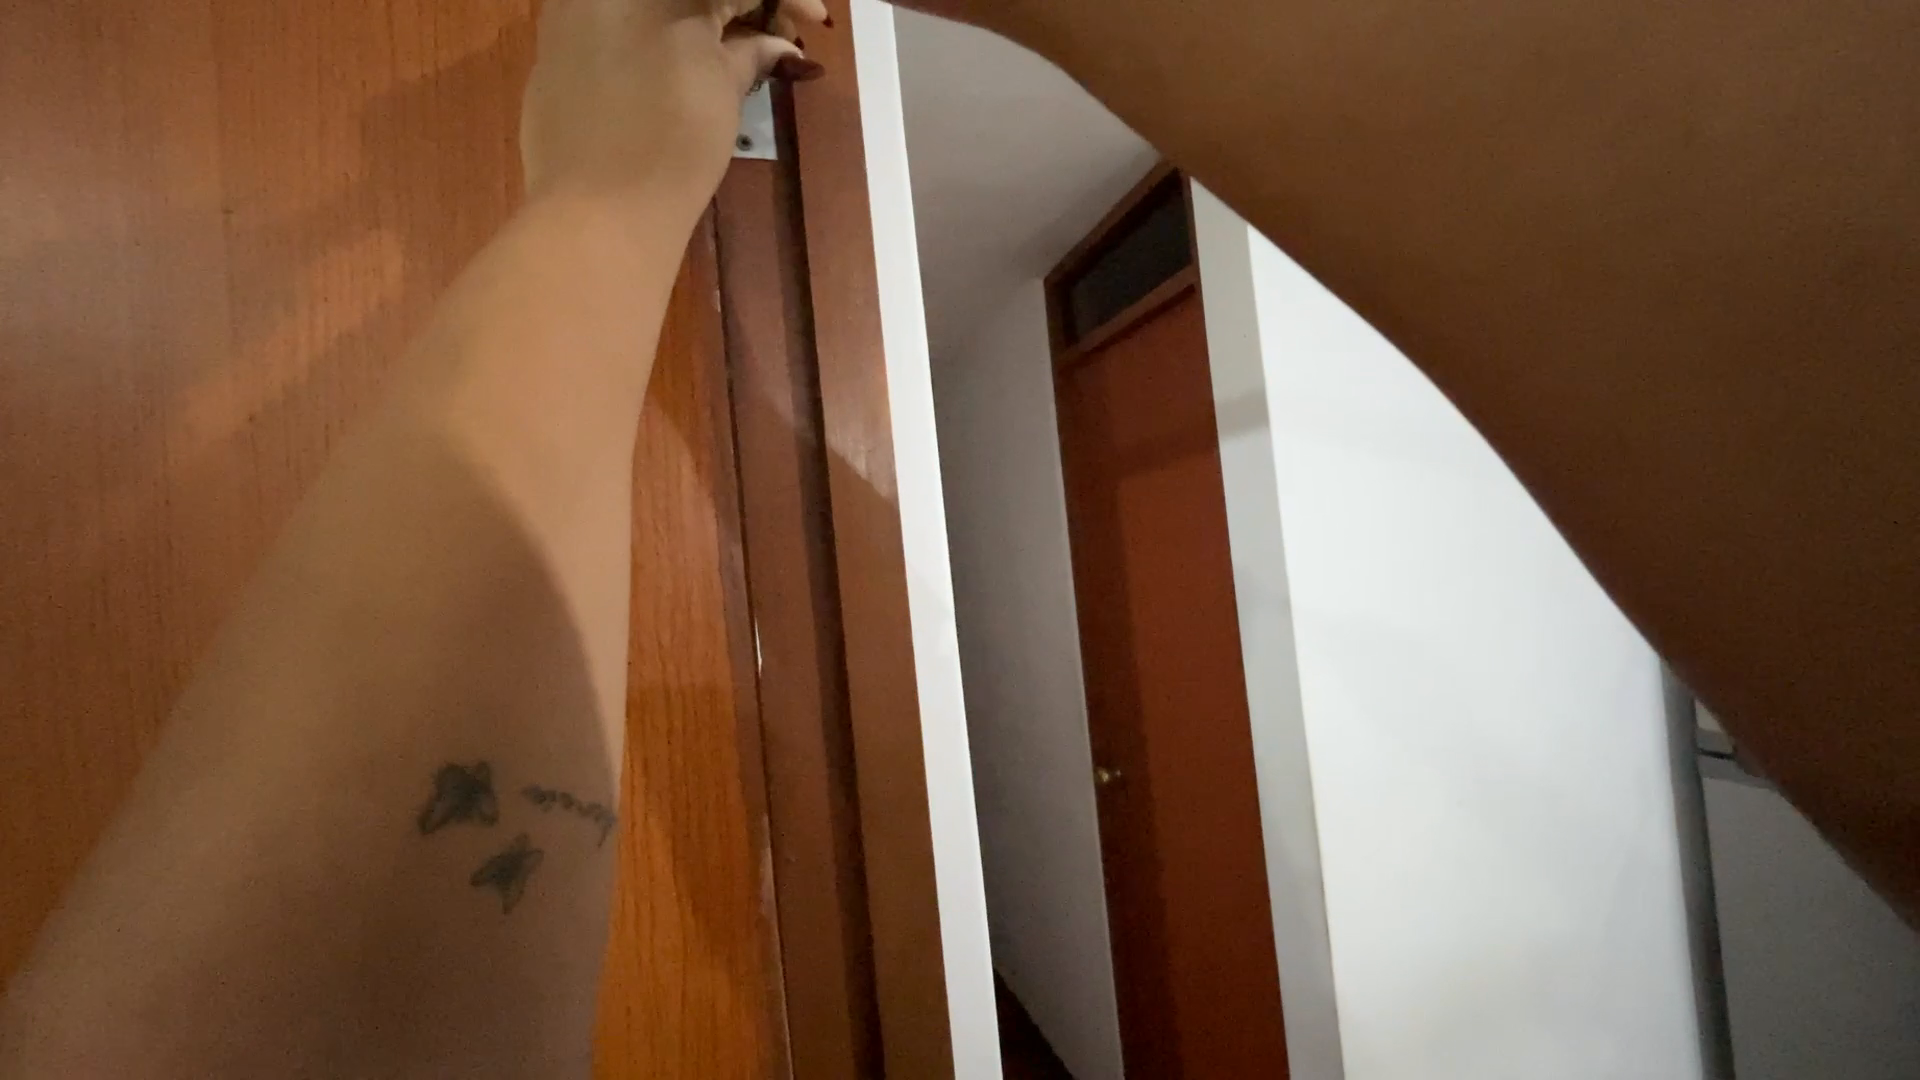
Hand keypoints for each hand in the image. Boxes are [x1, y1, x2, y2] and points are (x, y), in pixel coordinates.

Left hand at [522, 0, 827, 210]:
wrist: (600, 209)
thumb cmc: (671, 144)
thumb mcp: (721, 90)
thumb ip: (748, 53)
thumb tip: (776, 45)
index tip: (815, 22)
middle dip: (745, 7)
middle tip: (781, 36)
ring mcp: (575, 12)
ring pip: (660, 8)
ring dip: (709, 21)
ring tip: (743, 55)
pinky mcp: (557, 48)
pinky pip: (623, 23)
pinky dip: (666, 35)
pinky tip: (691, 67)